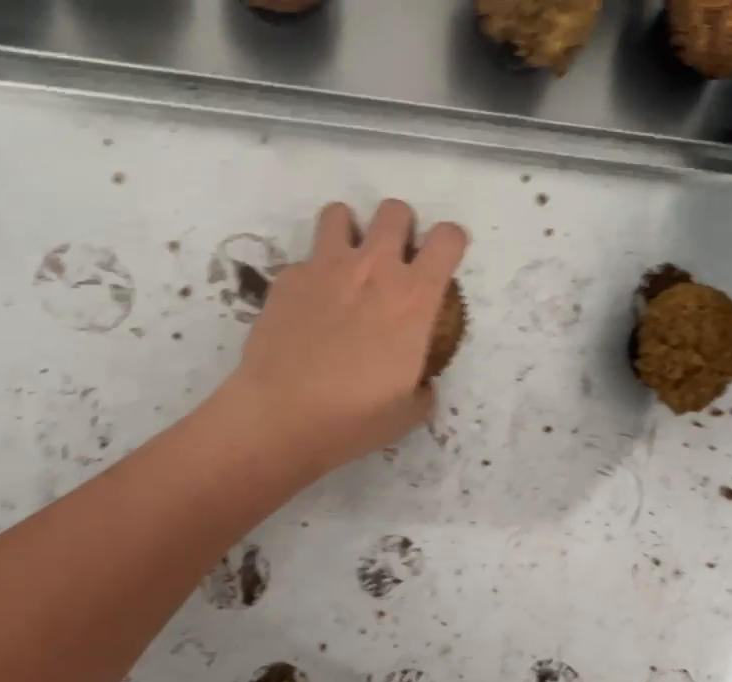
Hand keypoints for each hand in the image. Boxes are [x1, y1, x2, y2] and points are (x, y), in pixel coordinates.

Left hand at [216, 199, 467, 473]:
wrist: (281, 418)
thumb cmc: (354, 419)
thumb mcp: (407, 412)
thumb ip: (422, 388)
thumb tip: (421, 384)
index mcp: (413, 299)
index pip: (447, 239)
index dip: (449, 244)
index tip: (441, 263)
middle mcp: (372, 269)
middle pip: (395, 211)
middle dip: (398, 229)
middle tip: (391, 262)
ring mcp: (324, 268)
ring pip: (340, 214)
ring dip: (349, 233)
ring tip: (345, 265)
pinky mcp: (286, 279)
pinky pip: (304, 259)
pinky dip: (310, 275)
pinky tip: (306, 308)